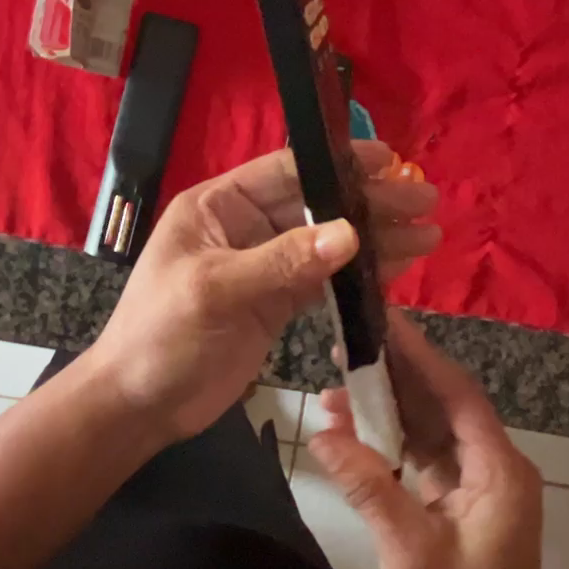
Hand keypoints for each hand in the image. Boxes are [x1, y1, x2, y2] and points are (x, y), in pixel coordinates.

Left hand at [88, 140, 439, 442]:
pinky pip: (324, 281)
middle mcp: (243, 228)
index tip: (389, 164)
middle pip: (316, 206)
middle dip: (369, 204)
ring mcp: (263, 266)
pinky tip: (396, 269)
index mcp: (217, 207)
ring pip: (326, 244)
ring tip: (427, 237)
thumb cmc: (162, 337)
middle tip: (425, 203)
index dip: (337, 164)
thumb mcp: (215, 291)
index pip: (284, 172)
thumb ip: (281, 262)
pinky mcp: (275, 303)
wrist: (141, 404)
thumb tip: (349, 234)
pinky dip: (358, 275)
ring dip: (374, 240)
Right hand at [310, 316, 568, 568]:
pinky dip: (389, 441)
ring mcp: (477, 484)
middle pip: (443, 404)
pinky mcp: (458, 499)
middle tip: (347, 347)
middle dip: (395, 376)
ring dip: (387, 410)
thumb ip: (368, 486)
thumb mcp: (409, 549)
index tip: (383, 321)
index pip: (458, 395)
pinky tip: (351, 432)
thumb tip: (322, 434)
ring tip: (335, 389)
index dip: (421, 355)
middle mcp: (493, 467)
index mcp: (499, 471)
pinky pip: (423, 455)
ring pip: (430, 428)